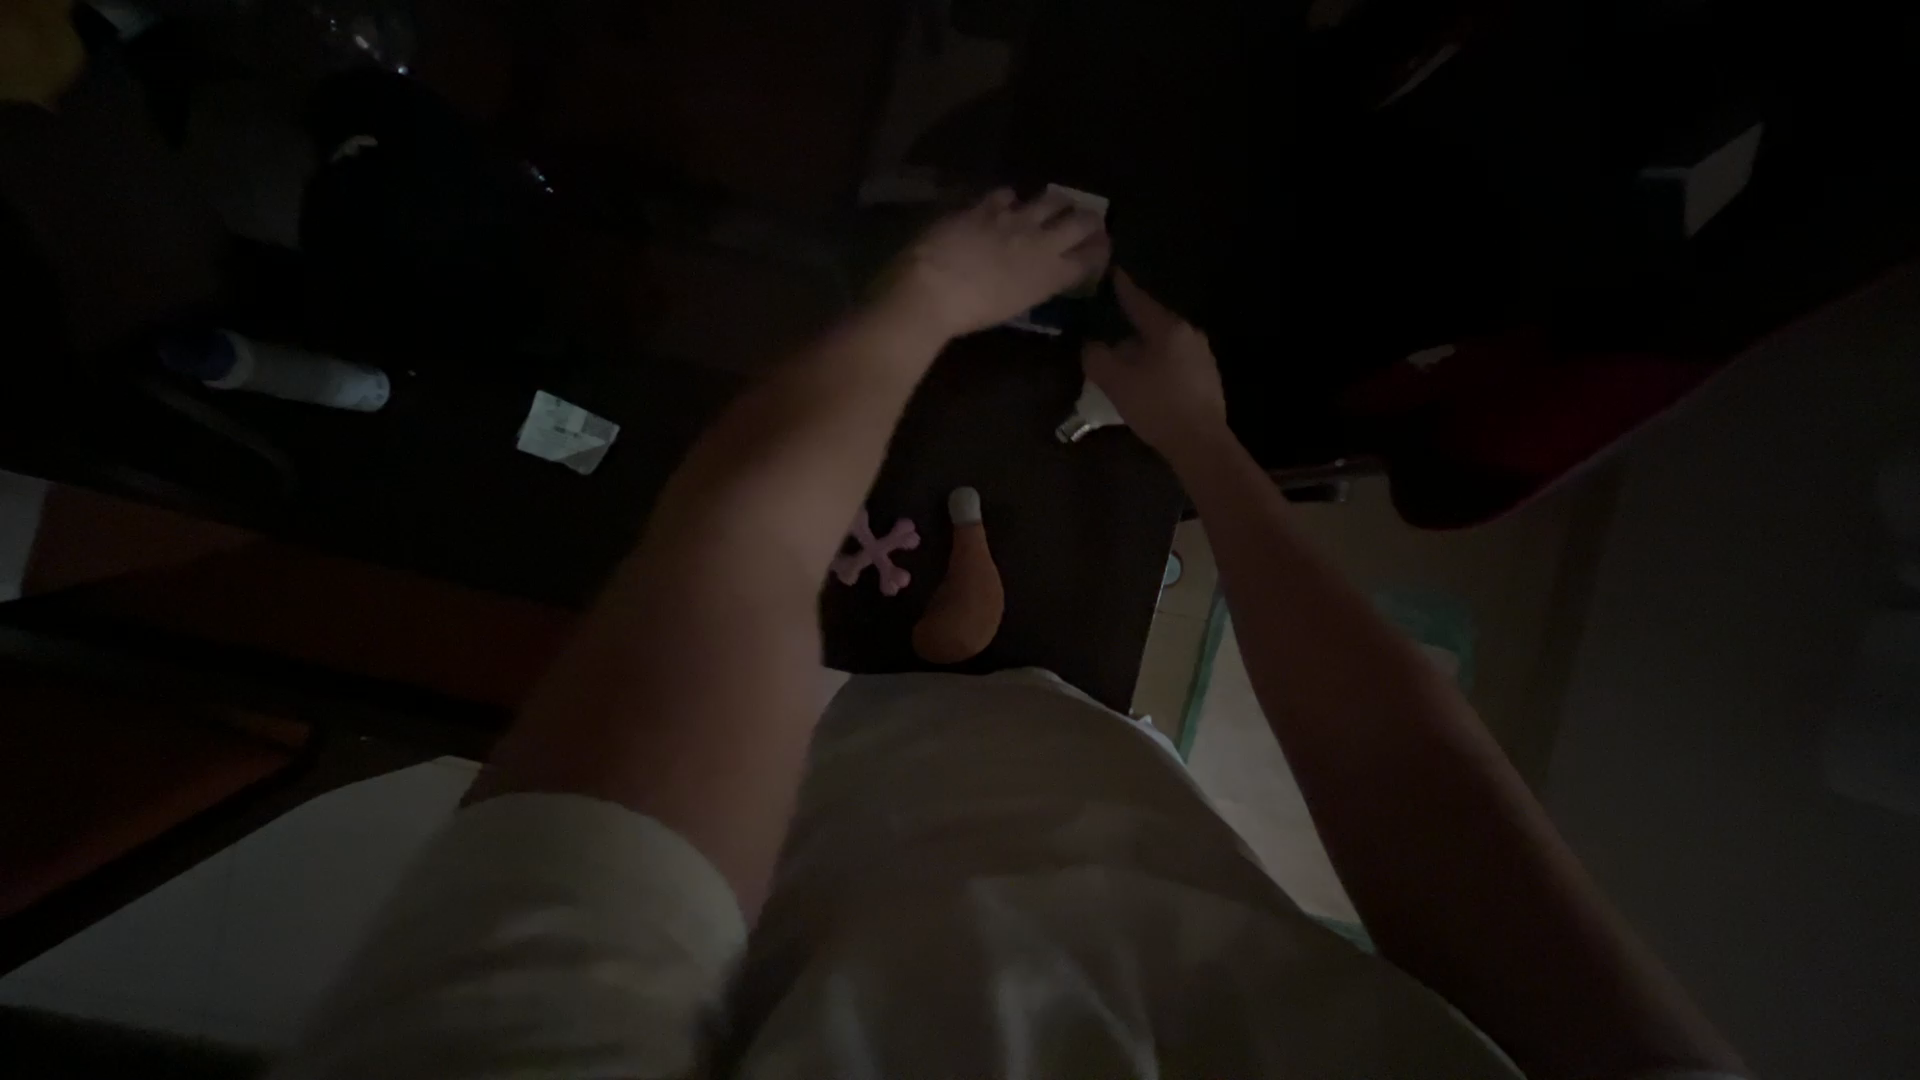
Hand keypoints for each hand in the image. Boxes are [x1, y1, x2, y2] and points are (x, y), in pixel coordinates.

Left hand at [881, 188, 1110, 338]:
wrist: (932, 289)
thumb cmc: (970, 315)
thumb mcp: (1013, 307)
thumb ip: (1033, 286)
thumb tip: (1038, 274)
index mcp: (1051, 276)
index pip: (1091, 258)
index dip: (1100, 250)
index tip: (1101, 248)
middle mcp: (1042, 242)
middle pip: (1081, 222)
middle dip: (1090, 219)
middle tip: (1088, 221)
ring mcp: (1015, 219)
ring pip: (1052, 199)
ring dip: (1057, 202)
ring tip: (1055, 204)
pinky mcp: (986, 206)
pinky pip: (1007, 194)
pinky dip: (1010, 199)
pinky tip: (1006, 203)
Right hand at [1082, 270, 1227, 458]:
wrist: (1200, 443)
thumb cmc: (1156, 406)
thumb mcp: (1115, 381)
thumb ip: (1097, 357)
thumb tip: (1091, 345)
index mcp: (1167, 328)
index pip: (1139, 300)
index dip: (1122, 288)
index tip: (1112, 273)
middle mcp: (1189, 334)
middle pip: (1153, 324)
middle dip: (1131, 328)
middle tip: (1110, 332)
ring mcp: (1203, 357)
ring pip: (1165, 345)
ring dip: (1144, 351)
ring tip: (1126, 363)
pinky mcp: (1208, 379)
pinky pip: (1175, 363)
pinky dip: (1158, 367)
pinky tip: (1148, 384)